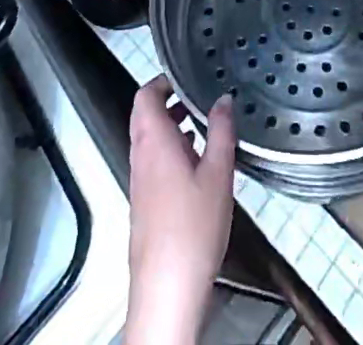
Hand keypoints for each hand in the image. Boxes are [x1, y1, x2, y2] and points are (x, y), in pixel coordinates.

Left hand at [126, 76, 235, 344]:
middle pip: (144, 114)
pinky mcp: (144, 199)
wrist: (167, 285)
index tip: (185, 77)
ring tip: (200, 124)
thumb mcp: (218, 173)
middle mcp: (140, 155)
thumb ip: (221, 132)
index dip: (162, 81)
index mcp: (153, 141)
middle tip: (195, 97)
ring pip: (147, 138)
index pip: (145, 95)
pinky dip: (169, 148)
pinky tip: (195, 162)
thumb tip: (223, 100)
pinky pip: (152, 159)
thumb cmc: (193, 227)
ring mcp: (139, 179)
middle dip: (167, 100)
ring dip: (169, 125)